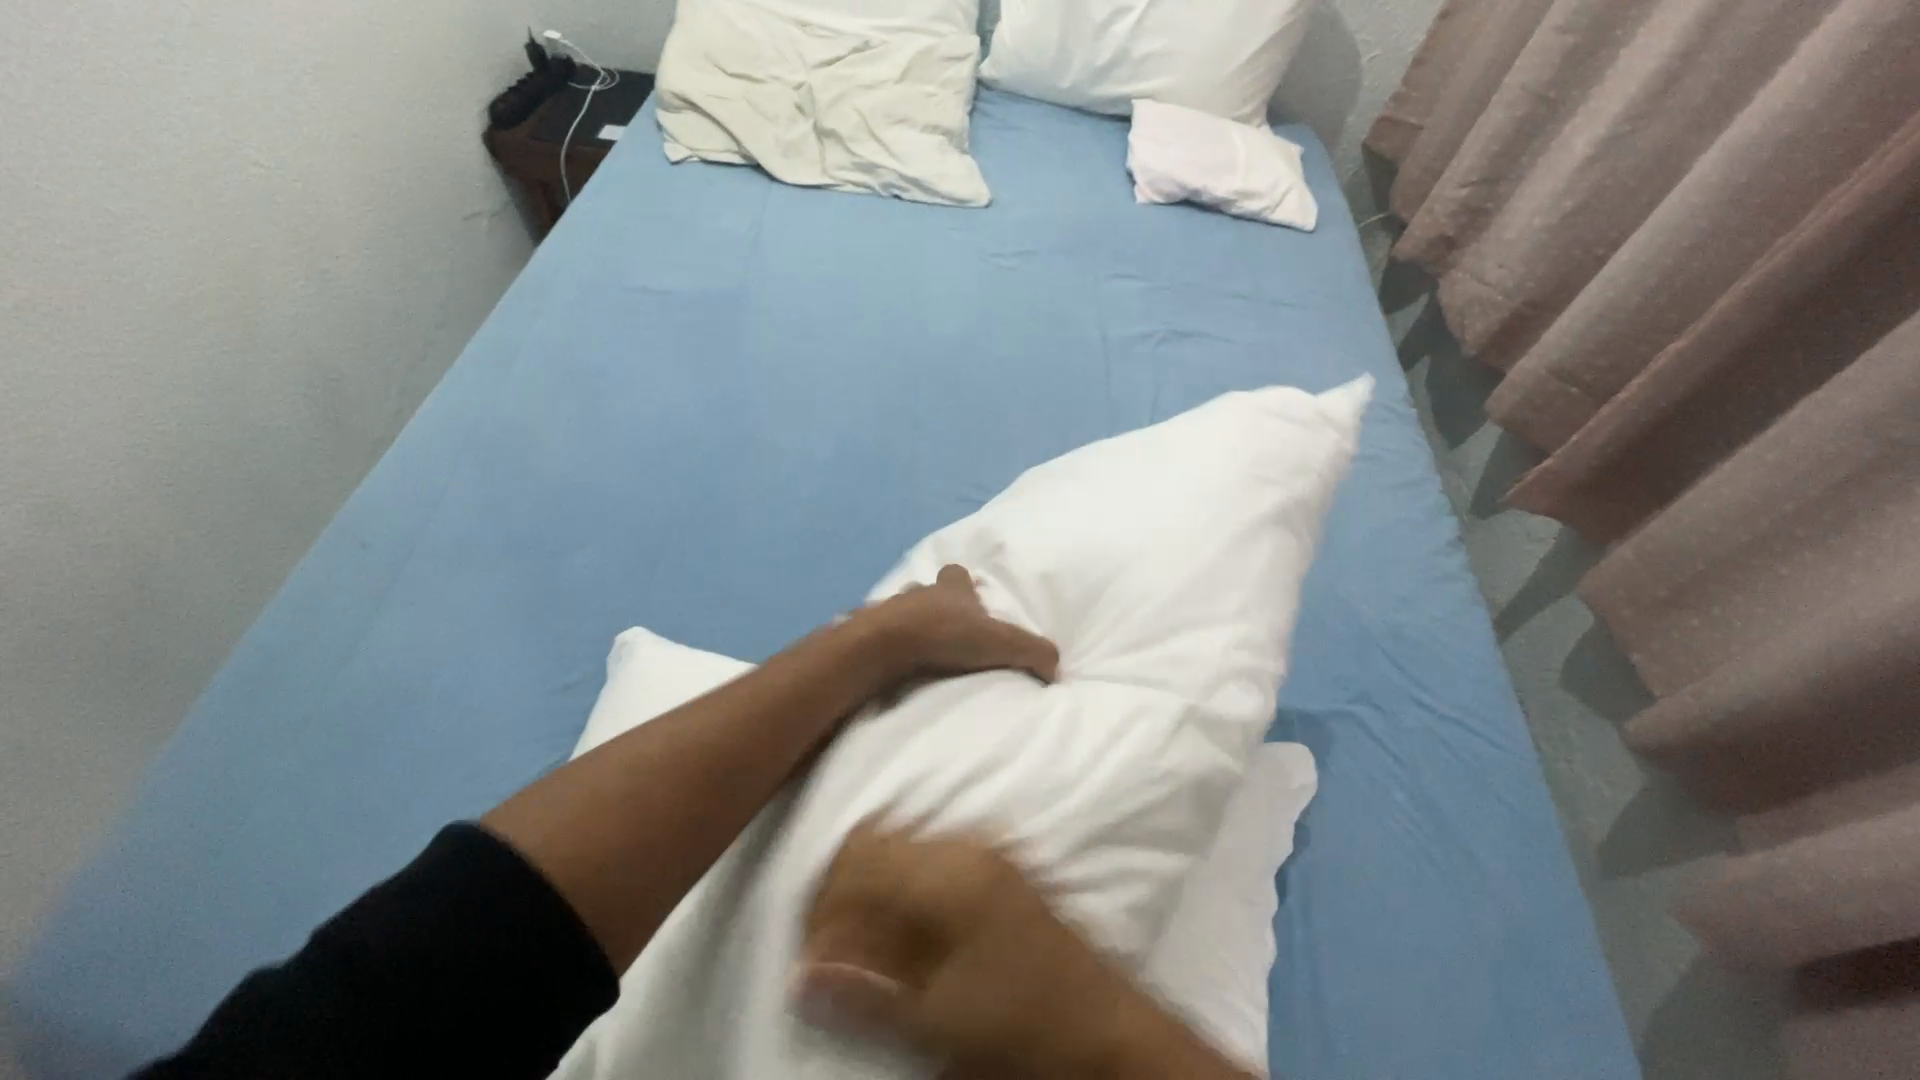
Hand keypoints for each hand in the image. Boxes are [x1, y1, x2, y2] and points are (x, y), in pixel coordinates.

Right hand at [793, 825, 1250, 1079]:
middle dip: (845, 887)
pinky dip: (905, 884)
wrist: (1106, 1028)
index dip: (822, 901)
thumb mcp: (935, 1017)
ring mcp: (988, 850)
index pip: (857, 856)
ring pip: (902, 842)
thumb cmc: (1023, 1022)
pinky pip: (932, 854)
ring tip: (865, 944)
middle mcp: (967, 844)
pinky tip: (904, 931)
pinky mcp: (1001, 866)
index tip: (811, 949)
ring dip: (874, 884)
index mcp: (947, 870)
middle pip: (876, 838)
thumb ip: (862, 993)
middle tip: (832, 945)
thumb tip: (800, 977)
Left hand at [866, 565, 1059, 686]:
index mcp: (950, 590)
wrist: (883, 644)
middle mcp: (917, 593)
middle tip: (946, 631)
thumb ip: (1032, 651)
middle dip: (935, 607)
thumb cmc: (944, 635)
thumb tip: (1057, 667)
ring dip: (908, 627)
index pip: (957, 575)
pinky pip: (876, 636)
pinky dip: (885, 648)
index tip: (971, 600)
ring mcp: (887, 610)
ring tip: (918, 652)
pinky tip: (891, 666)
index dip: (964, 585)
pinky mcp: (864, 632)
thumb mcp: (999, 643)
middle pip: (926, 592)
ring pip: (899, 612)